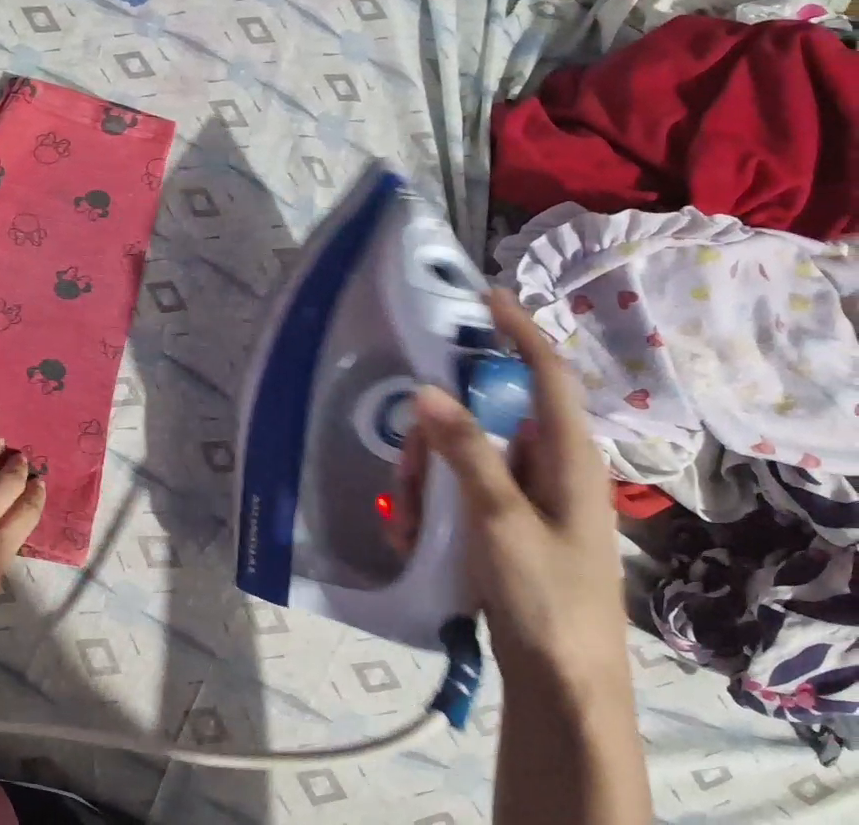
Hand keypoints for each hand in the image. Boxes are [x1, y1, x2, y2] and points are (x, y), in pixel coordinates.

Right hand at [388, 290, 629, 691]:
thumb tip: (427, 389)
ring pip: (459, 457)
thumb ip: (465, 452)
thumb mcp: (498, 520)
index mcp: (566, 458)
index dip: (520, 332)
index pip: (548, 376)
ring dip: (424, 480)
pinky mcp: (502, 523)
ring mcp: (524, 497)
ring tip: (408, 523)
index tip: (484, 297)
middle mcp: (548, 467)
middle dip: (434, 437)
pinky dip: (428, 508)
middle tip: (408, 469)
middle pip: (482, 419)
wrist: (561, 676)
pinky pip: (456, 492)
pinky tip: (413, 539)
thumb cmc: (544, 594)